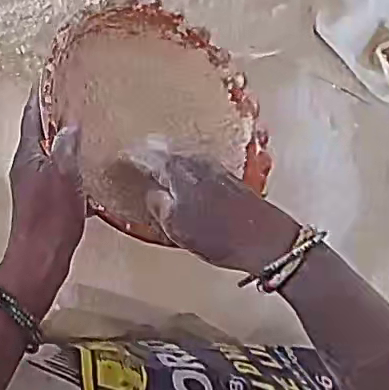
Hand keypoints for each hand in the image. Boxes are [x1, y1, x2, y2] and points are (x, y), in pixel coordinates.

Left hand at [0, 91, 85, 316]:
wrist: (40, 260)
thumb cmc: (50, 217)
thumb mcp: (62, 177)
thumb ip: (65, 148)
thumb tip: (70, 124)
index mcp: (27, 156)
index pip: (32, 116)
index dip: (40, 96)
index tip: (51, 75)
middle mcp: (27, 166)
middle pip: (40, 133)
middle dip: (55, 115)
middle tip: (77, 97)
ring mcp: (35, 185)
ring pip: (51, 154)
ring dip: (65, 140)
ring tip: (89, 126)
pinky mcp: (46, 202)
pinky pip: (61, 174)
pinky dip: (74, 165)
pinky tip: (93, 167)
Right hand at [124, 144, 301, 275]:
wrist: (267, 240)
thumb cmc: (220, 236)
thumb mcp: (178, 228)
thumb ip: (159, 206)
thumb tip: (153, 192)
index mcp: (179, 172)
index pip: (149, 157)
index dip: (133, 157)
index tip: (121, 158)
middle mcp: (197, 164)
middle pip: (167, 149)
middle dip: (150, 149)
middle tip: (136, 152)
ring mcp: (215, 168)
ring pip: (184, 154)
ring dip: (168, 153)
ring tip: (156, 158)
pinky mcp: (228, 178)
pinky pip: (198, 162)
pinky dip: (185, 162)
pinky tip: (185, 171)